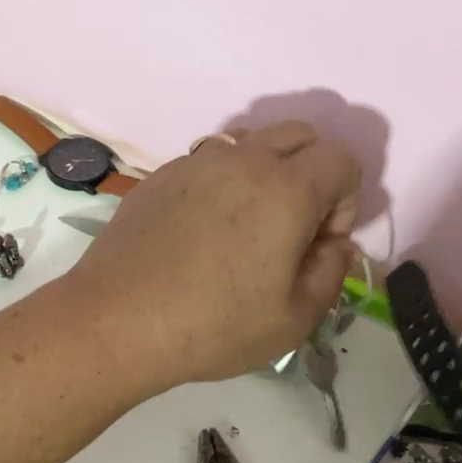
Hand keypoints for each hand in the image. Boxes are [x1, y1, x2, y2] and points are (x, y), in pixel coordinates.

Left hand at [59, 122, 360, 392]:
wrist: (117, 321)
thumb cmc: (214, 327)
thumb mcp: (292, 319)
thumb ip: (330, 273)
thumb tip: (336, 246)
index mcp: (287, 189)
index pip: (341, 160)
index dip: (344, 201)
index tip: (320, 243)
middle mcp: (242, 160)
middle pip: (298, 135)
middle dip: (310, 172)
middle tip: (291, 227)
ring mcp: (194, 163)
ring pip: (248, 141)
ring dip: (263, 170)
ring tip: (244, 224)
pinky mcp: (158, 176)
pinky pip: (205, 161)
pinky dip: (219, 181)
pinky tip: (199, 230)